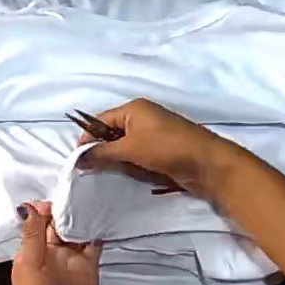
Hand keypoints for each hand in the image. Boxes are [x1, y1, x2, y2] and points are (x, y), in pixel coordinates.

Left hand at [11, 201, 100, 284]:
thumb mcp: (31, 264)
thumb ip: (32, 234)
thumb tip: (30, 204)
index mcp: (30, 252)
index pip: (36, 222)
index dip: (46, 208)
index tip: (60, 194)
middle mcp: (50, 252)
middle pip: (57, 223)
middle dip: (66, 208)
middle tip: (80, 188)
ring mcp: (70, 258)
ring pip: (76, 230)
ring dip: (82, 216)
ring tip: (92, 195)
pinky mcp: (89, 265)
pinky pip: (93, 243)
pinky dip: (97, 229)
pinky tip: (103, 213)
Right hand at [79, 99, 245, 199]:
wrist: (207, 165)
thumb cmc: (167, 149)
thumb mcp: (130, 149)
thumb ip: (102, 153)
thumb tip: (77, 159)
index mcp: (133, 109)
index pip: (99, 121)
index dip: (87, 138)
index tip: (78, 159)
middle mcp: (141, 118)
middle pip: (110, 134)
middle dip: (100, 151)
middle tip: (89, 170)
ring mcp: (151, 134)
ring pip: (122, 147)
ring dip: (116, 160)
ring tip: (108, 174)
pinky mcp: (159, 150)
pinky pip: (136, 156)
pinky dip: (129, 165)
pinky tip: (127, 175)